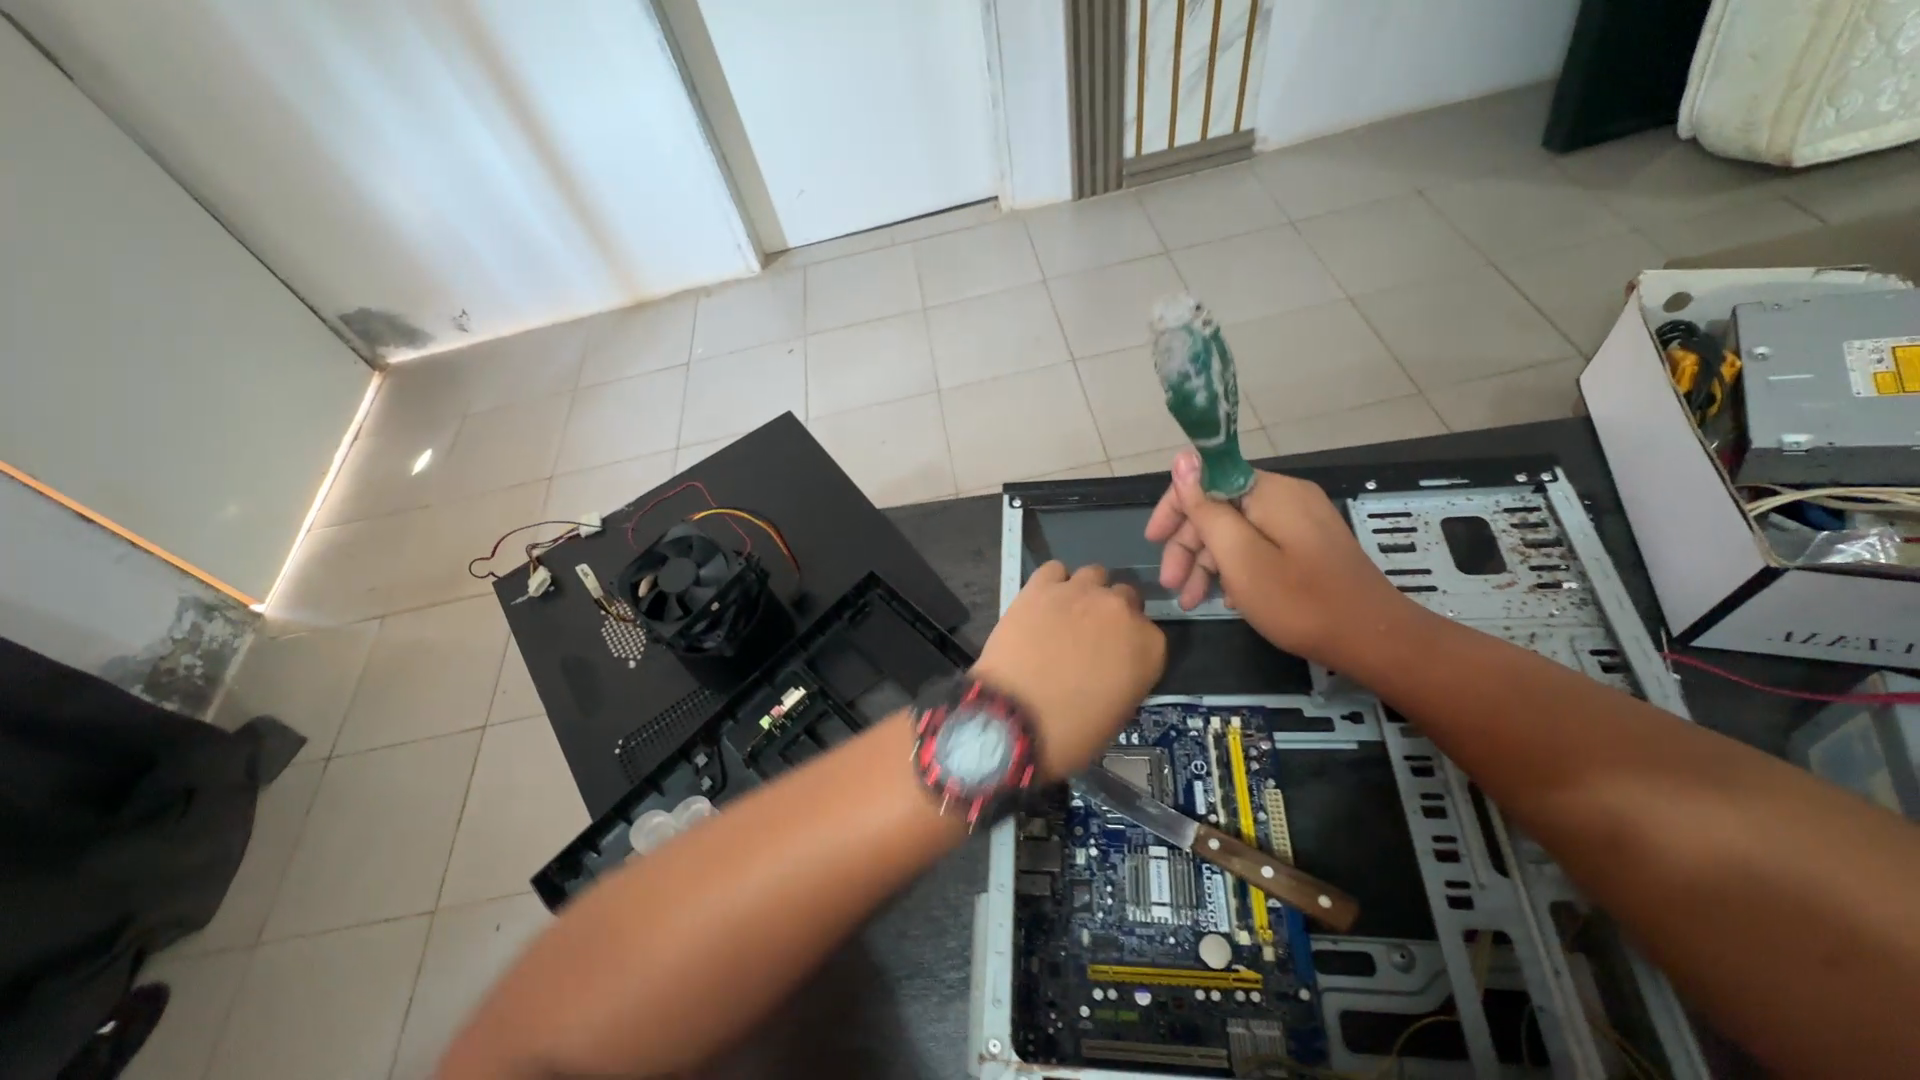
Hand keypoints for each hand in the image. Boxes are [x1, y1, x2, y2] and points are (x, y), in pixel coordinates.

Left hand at [972, 562, 1165, 780]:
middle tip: (1089, 638)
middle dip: (1111, 615)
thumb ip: (1127, 677)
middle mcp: (1121, 610)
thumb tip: (1113, 667)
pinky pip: (1054, 570)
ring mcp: (1081, 593)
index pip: (1149, 632)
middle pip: (1125, 597)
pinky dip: (1052, 583)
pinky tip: (1043, 603)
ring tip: (1066, 616)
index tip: (1114, 658)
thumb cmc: (1072, 732)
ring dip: (1086, 592)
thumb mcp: (1119, 713)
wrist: (1014, 720)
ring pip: (1094, 575)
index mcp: (1149, 646)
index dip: (1130, 645)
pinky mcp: (1041, 587)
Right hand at [1144, 449, 1415, 666]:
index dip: (1175, 508)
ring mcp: (1300, 523)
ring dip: (1208, 563)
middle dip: (1189, 545)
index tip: (1153, 543)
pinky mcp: (1309, 547)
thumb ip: (1207, 508)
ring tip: (1191, 601)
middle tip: (1171, 586)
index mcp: (1270, 492)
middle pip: (1220, 508)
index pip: (1206, 479)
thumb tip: (1183, 457)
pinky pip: (1259, 547)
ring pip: (1237, 532)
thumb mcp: (1240, 557)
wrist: (1373, 639)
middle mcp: (1286, 497)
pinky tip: (1227, 599)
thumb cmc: (1299, 601)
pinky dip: (1236, 570)